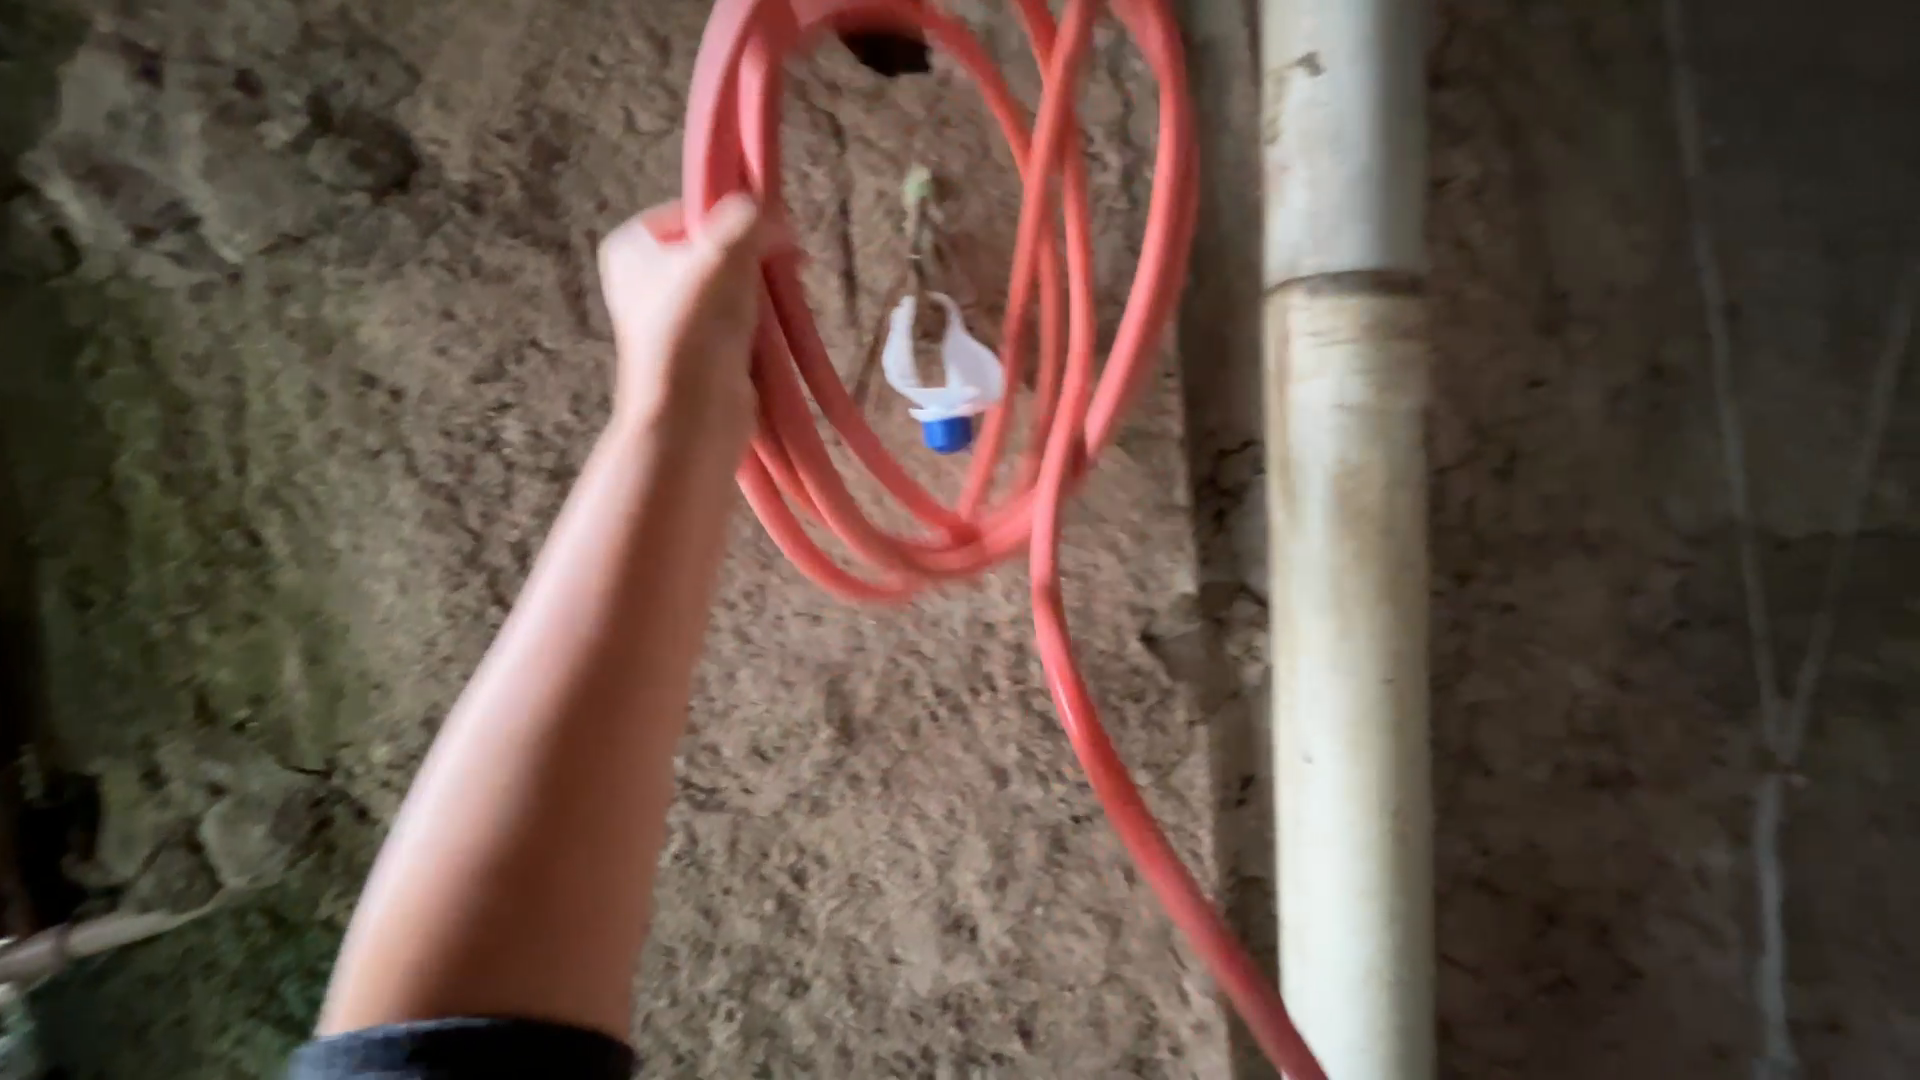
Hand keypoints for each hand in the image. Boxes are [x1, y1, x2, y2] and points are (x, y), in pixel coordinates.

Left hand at [597, 193, 777, 445]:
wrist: (693, 415)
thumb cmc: (696, 328)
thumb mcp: (724, 253)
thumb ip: (750, 219)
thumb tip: (778, 219)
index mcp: (633, 247)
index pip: (695, 212)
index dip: (738, 218)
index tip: (775, 231)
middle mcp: (648, 283)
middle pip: (717, 253)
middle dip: (757, 260)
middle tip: (791, 266)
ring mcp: (676, 324)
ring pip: (733, 291)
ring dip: (765, 295)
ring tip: (790, 301)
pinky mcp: (702, 357)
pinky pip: (740, 328)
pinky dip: (763, 328)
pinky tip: (784, 331)